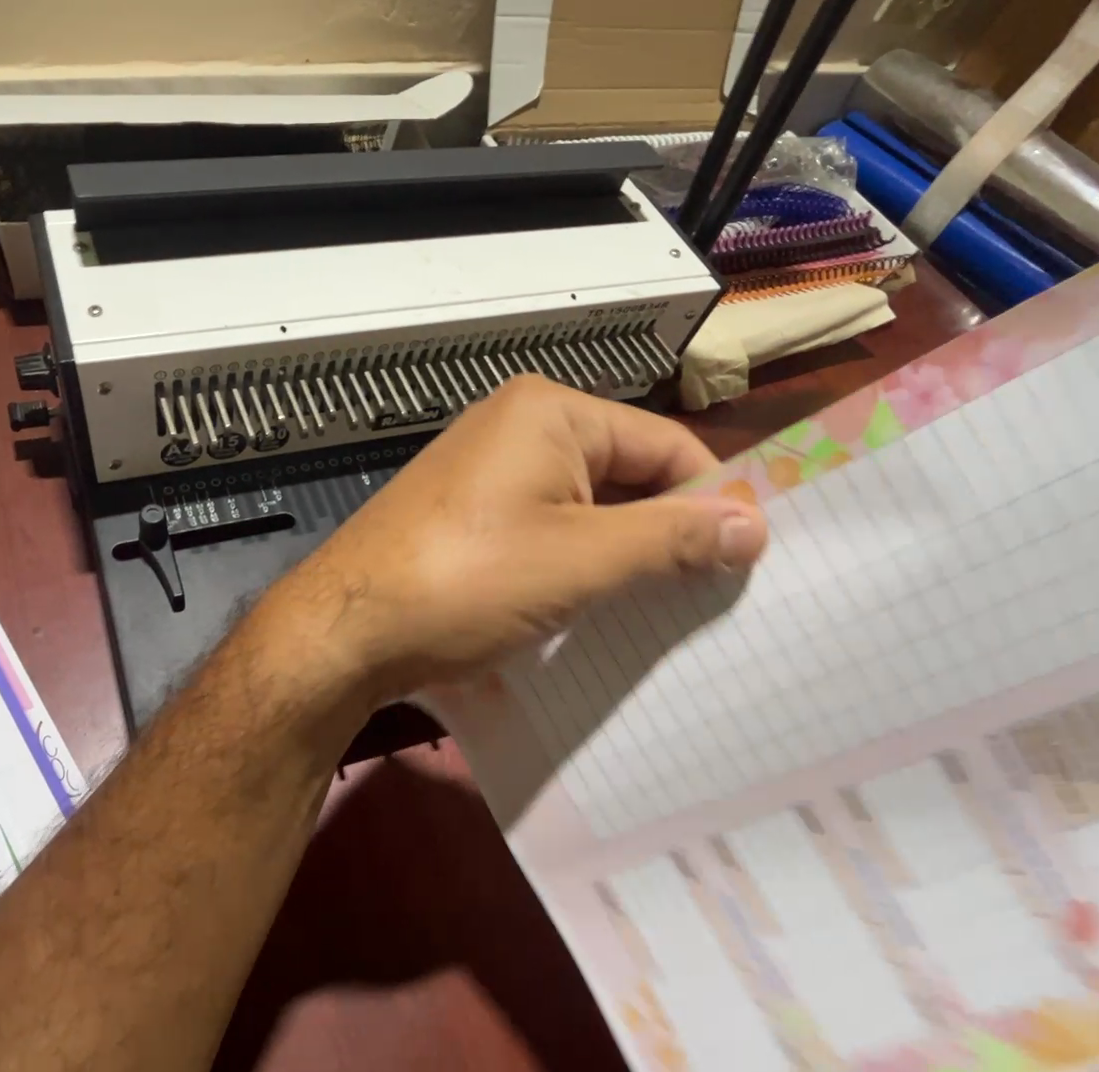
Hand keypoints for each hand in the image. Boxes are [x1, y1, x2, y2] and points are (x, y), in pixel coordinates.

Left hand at [263, 375, 766, 705]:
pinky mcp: (464, 521)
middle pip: (624, 477)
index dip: (712, 502)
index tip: (749, 565)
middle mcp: (515, 430)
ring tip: (663, 618)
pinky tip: (595, 616)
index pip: (666, 446)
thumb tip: (754, 524)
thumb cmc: (465, 581)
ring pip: (583, 513)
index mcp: (549, 413)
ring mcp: (484, 477)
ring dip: (620, 560)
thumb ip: (671, 538)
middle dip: (664, 536)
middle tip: (714, 601)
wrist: (345, 631)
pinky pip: (542, 535)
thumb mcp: (581, 560)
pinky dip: (573, 570)